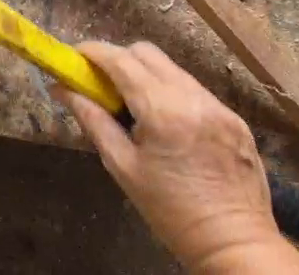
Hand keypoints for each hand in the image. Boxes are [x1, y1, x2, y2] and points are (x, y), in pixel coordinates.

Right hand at [52, 41, 298, 274]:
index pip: (119, 59)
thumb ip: (91, 118)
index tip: (73, 58)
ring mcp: (220, 109)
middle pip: (146, 53)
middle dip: (117, 58)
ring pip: (171, 68)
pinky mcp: (236, 121)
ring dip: (144, 74)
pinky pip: (193, 89)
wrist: (238, 246)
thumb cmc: (170, 209)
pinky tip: (164, 119)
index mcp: (163, 111)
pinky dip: (169, 91)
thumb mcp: (120, 164)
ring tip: (132, 102)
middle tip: (101, 81)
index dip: (91, 51)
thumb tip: (60, 87)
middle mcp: (194, 100)